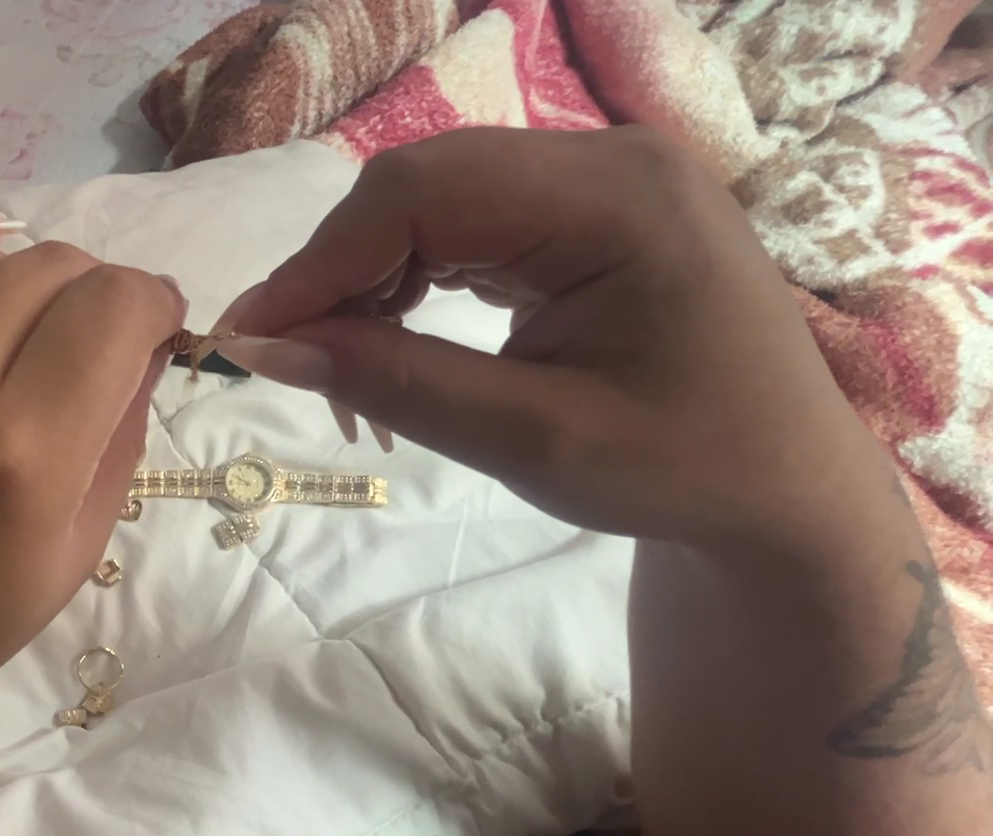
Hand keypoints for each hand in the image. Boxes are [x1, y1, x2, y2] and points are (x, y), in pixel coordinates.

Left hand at [0, 217, 181, 726]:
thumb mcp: (78, 546)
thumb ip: (123, 432)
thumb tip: (145, 344)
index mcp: (26, 455)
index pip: (116, 308)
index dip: (154, 304)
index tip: (156, 328)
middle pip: (56, 269)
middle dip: (99, 294)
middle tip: (95, 342)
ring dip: (29, 282)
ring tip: (31, 332)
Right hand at [221, 126, 893, 552]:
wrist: (774, 486)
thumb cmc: (674, 468)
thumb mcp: (524, 436)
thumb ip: (390, 381)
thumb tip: (259, 349)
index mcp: (612, 198)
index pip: (416, 195)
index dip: (315, 266)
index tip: (247, 340)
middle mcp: (600, 163)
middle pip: (412, 189)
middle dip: (331, 276)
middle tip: (284, 360)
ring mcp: (587, 187)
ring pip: (420, 208)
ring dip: (358, 285)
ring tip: (338, 368)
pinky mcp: (571, 220)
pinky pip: (450, 232)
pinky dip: (395, 287)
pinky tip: (385, 342)